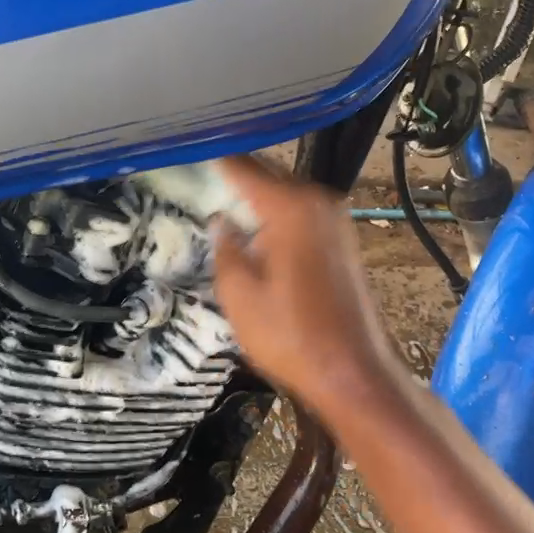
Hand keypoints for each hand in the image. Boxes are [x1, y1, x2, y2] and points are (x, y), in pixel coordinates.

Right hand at [209, 156, 405, 411]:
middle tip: (192, 182)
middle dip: (231, 178)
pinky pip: (298, 211)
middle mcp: (317, 200)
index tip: (182, 159)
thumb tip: (220, 219)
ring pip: (283, 192)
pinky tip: (251, 229)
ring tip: (215, 203)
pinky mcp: (342, 238)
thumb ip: (225, 246)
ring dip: (253, 197)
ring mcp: (335, 218)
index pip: (241, 167)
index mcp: (290, 207)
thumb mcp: (239, 294)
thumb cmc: (289, 336)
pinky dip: (274, 213)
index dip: (210, 162)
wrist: (352, 373)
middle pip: (266, 174)